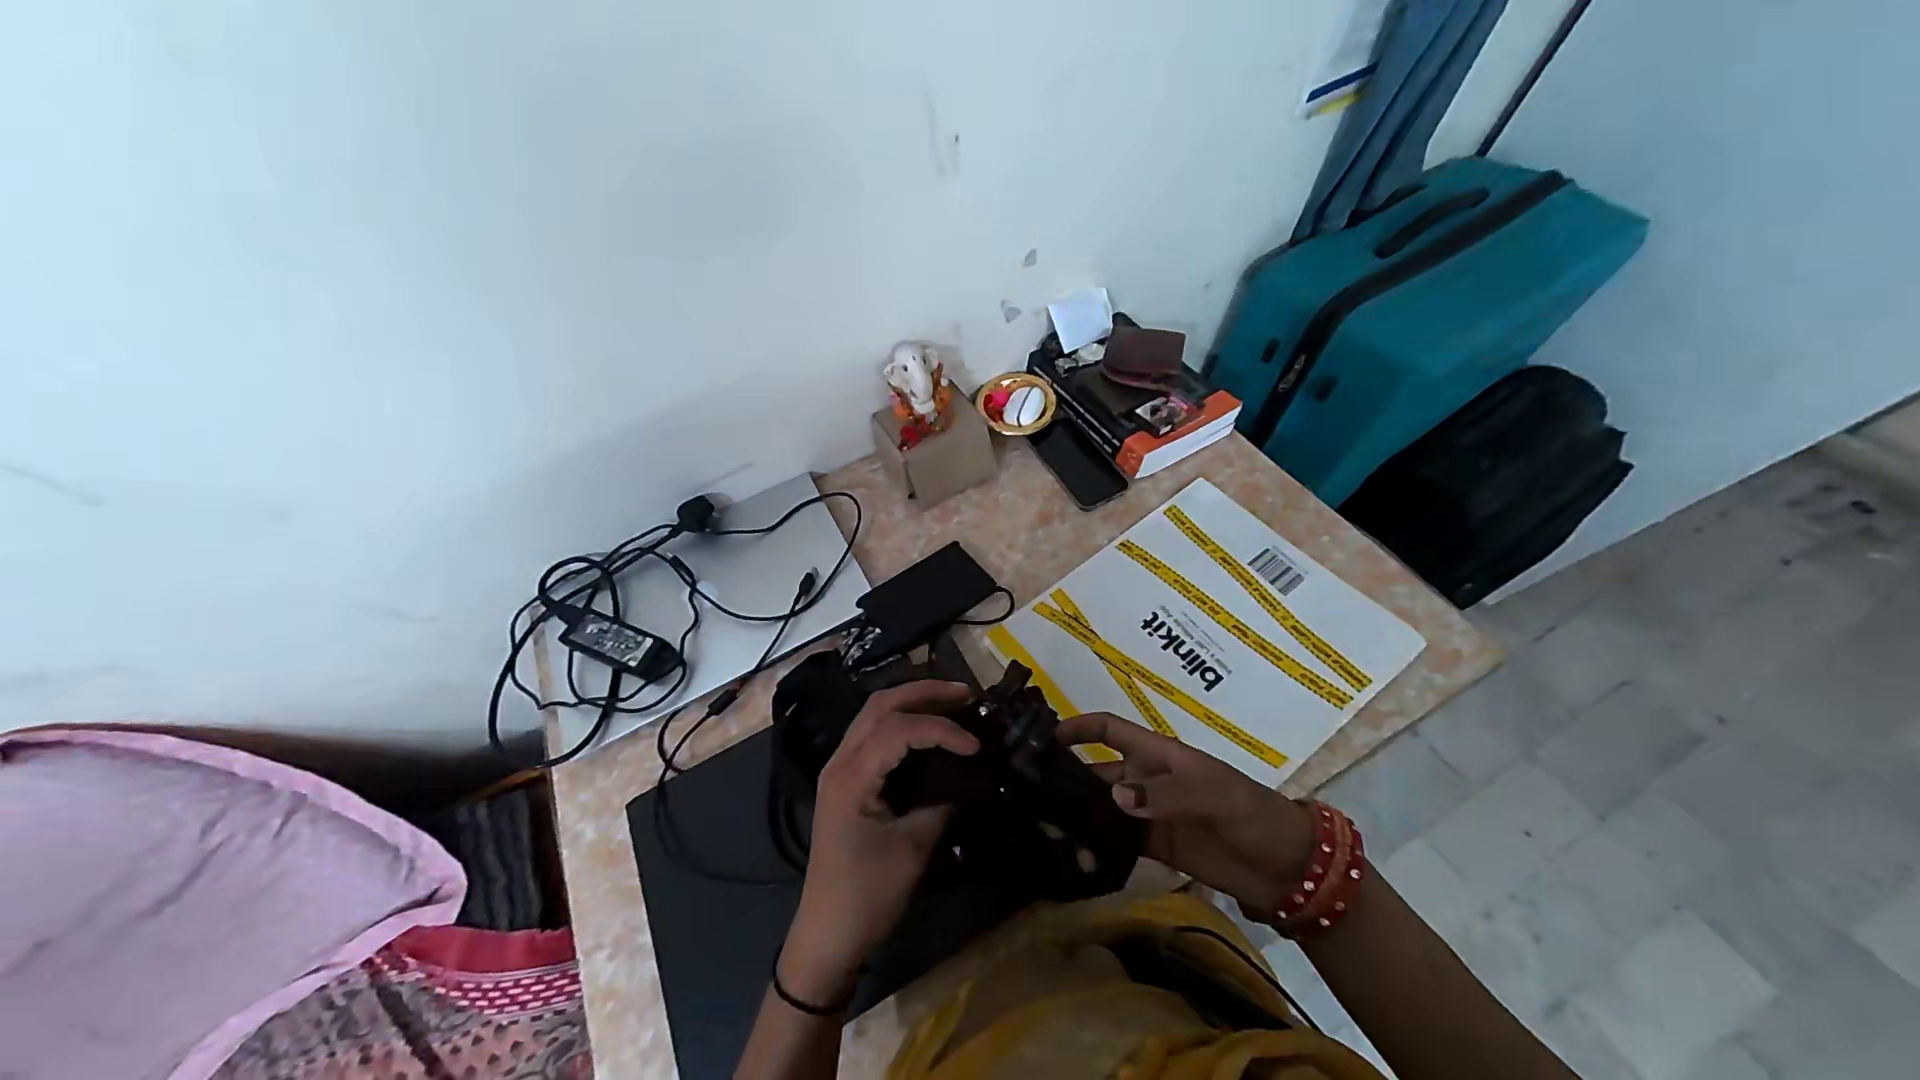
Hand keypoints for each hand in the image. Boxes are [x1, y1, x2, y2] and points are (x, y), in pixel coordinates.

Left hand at [779, 680, 978, 1005]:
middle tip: (966, 695)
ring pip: (873, 714)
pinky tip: (926, 730)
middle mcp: (839, 761)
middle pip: (880, 705)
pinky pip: (871, 733)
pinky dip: (901, 721)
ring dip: (912, 701)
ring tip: (952, 703)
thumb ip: (941, 802)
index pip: (899, 729)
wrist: (827, 933)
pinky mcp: (844, 780)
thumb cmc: (868, 895)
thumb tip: (969, 774)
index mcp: (852, 777)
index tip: (976, 746)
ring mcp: (838, 769)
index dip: (942, 729)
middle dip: (924, 692)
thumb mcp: (913, 849)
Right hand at [1056, 712, 1314, 918]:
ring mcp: (1146, 814)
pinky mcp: (1152, 847)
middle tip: (1032, 795)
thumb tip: (1116, 798)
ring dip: (1076, 815)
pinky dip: (1095, 847)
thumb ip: (1167, 794)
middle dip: (1066, 777)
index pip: (1110, 730)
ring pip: (1100, 808)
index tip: (1045, 736)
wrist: (1286, 868)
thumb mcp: (1216, 793)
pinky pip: (1115, 842)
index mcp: (1159, 755)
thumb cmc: (1253, 813)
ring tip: (1048, 830)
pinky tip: (1078, 857)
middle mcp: (1145, 780)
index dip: (1079, 727)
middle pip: (1096, 770)